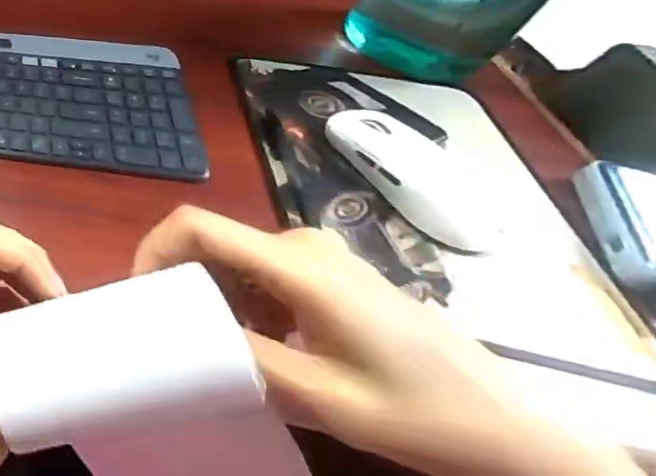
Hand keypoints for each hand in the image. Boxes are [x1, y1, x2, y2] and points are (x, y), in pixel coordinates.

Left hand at [0, 218, 67, 475]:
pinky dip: (14, 283)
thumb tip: (67, 315)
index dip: (23, 258)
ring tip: (50, 305)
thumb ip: (30, 344)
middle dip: (27, 261)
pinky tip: (33, 312)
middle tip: (57, 301)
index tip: (54, 298)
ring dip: (23, 270)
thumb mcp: (1, 391)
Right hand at [132, 206, 638, 475]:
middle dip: (184, 280)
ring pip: (235, 256)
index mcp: (298, 266)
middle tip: (176, 331)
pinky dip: (244, 298)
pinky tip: (263, 342)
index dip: (156, 248)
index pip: (199, 226)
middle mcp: (301, 244)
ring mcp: (318, 253)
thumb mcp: (326, 400)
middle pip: (213, 241)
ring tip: (220, 345)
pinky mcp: (330, 270)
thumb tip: (189, 335)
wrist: (514, 428)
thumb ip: (248, 358)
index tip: (141, 292)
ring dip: (215, 294)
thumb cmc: (423, 415)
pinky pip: (263, 269)